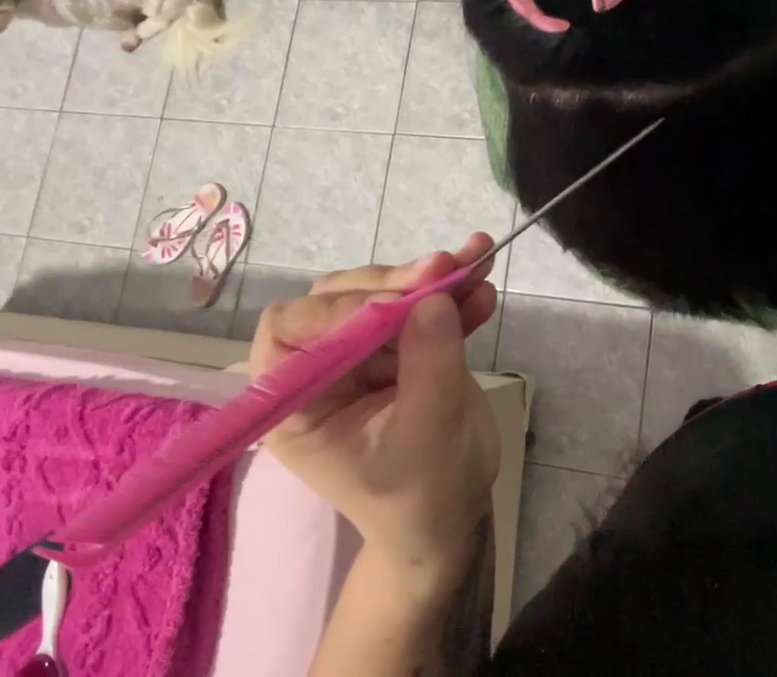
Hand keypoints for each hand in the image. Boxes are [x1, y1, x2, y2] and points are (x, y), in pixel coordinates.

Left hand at [250, 235, 501, 571]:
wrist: (453, 516)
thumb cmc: (422, 496)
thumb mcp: (426, 436)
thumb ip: (428, 365)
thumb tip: (434, 298)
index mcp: (298, 401)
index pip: (290, 331)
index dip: (337, 308)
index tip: (395, 302)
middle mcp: (324, 369)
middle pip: (343, 299)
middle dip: (395, 282)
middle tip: (446, 269)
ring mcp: (367, 354)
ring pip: (388, 293)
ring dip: (434, 276)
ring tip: (478, 259)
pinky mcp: (407, 346)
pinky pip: (425, 308)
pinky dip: (456, 294)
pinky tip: (486, 284)